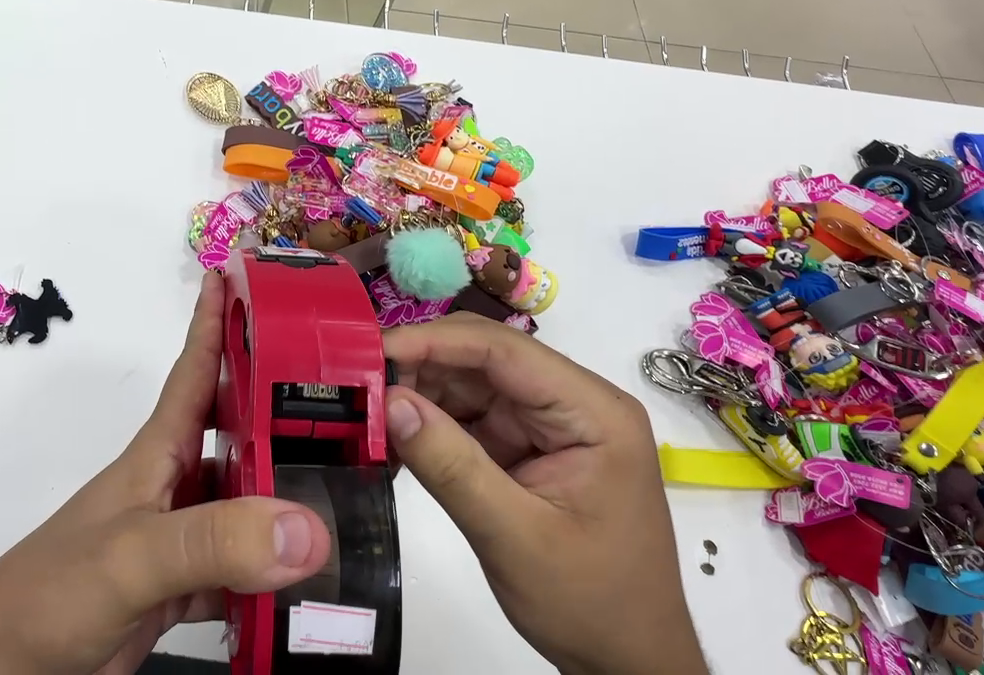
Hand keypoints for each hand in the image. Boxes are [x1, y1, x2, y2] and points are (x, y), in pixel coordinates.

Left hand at [0, 274, 330, 674]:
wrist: (6, 664)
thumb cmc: (53, 589)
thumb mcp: (131, 555)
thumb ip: (212, 539)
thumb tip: (309, 527)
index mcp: (157, 453)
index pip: (196, 372)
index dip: (219, 322)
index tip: (248, 278)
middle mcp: (174, 485)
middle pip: (238, 434)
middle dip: (285, 410)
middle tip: (348, 399)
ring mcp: (179, 538)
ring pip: (247, 503)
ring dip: (289, 495)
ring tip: (350, 487)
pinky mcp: (182, 588)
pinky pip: (243, 569)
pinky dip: (275, 571)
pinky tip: (312, 579)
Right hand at [383, 313, 706, 674]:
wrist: (627, 661)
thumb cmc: (590, 603)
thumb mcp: (515, 538)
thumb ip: (451, 466)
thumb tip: (388, 402)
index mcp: (592, 411)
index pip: (503, 350)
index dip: (432, 341)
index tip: (370, 352)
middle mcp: (571, 401)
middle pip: (482, 357)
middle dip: (418, 366)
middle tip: (356, 386)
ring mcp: (547, 421)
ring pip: (467, 381)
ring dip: (416, 393)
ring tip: (365, 413)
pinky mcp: (525, 442)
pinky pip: (467, 413)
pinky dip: (427, 422)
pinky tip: (392, 436)